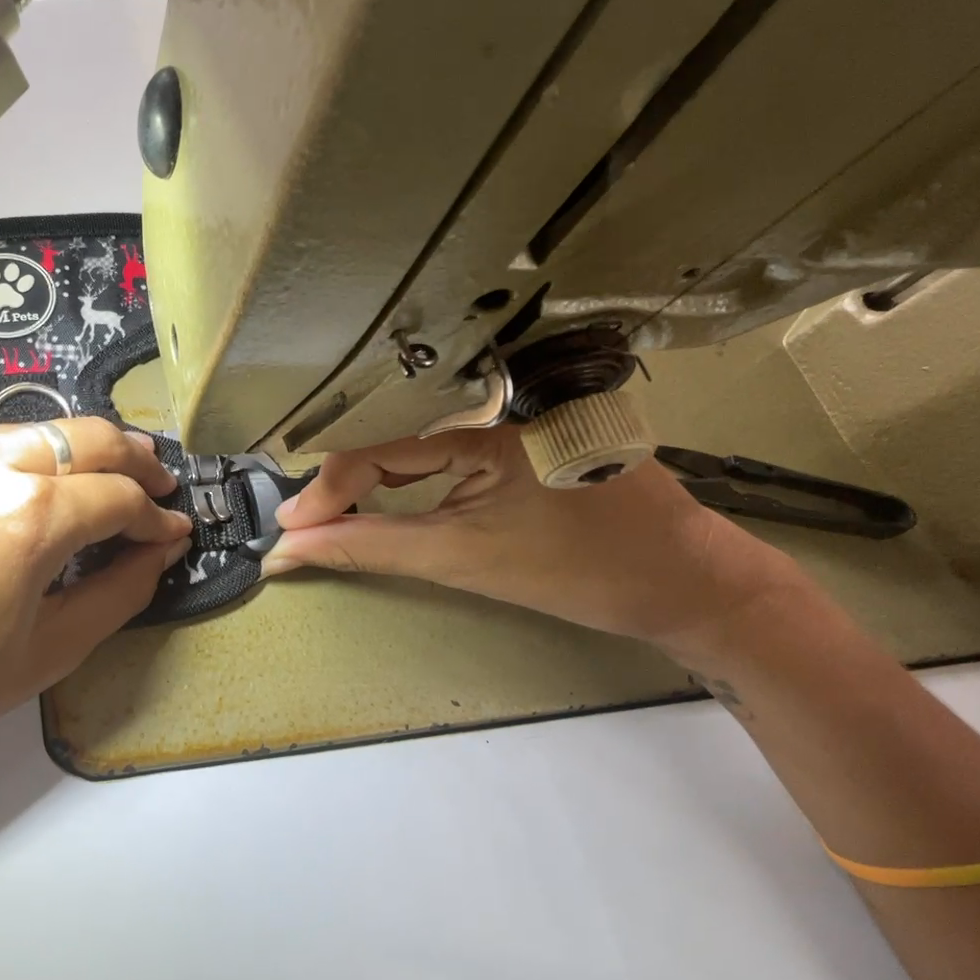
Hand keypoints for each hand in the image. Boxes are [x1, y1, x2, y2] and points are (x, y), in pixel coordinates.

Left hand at [0, 419, 191, 794]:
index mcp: (24, 519)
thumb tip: (162, 546)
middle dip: (128, 459)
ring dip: (64, 460)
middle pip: (80, 435)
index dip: (154, 514)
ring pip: (23, 434)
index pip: (117, 495)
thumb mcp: (50, 650)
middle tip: (152, 485)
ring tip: (84, 492)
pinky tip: (1, 504)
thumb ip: (121, 588)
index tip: (171, 529)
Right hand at [266, 425, 796, 647]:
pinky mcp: (525, 425)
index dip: (327, 489)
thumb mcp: (462, 559)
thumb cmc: (582, 571)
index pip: (377, 444)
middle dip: (342, 479)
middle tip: (304, 523)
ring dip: (371, 475)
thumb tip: (289, 548)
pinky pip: (446, 440)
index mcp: (486, 417)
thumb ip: (367, 546)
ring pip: (415, 433)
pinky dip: (410, 473)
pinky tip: (389, 494)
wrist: (690, 583)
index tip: (290, 531)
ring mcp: (515, 407)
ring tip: (334, 513)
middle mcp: (497, 396)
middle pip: (391, 429)